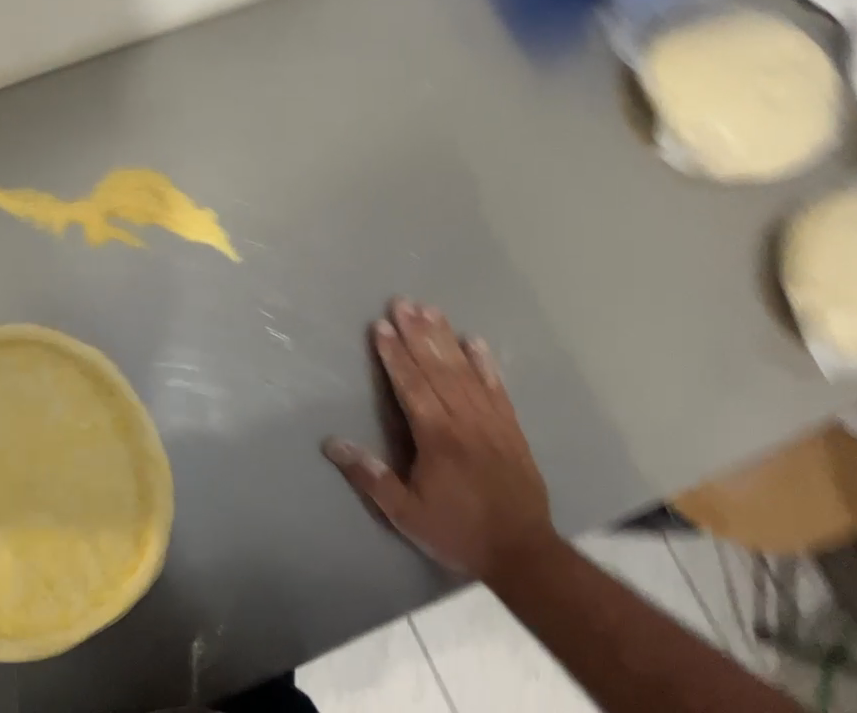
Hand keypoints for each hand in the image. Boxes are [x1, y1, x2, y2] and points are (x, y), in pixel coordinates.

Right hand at [323, 298, 557, 580]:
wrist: (524, 554)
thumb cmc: (457, 532)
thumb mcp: (405, 514)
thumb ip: (370, 476)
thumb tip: (332, 442)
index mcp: (436, 437)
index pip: (411, 386)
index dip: (395, 355)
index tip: (381, 326)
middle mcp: (464, 421)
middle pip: (437, 368)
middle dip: (417, 333)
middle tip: (402, 302)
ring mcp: (492, 422)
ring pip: (465, 371)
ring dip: (445, 338)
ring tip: (430, 309)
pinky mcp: (511, 429)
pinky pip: (496, 388)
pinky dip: (485, 363)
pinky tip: (475, 341)